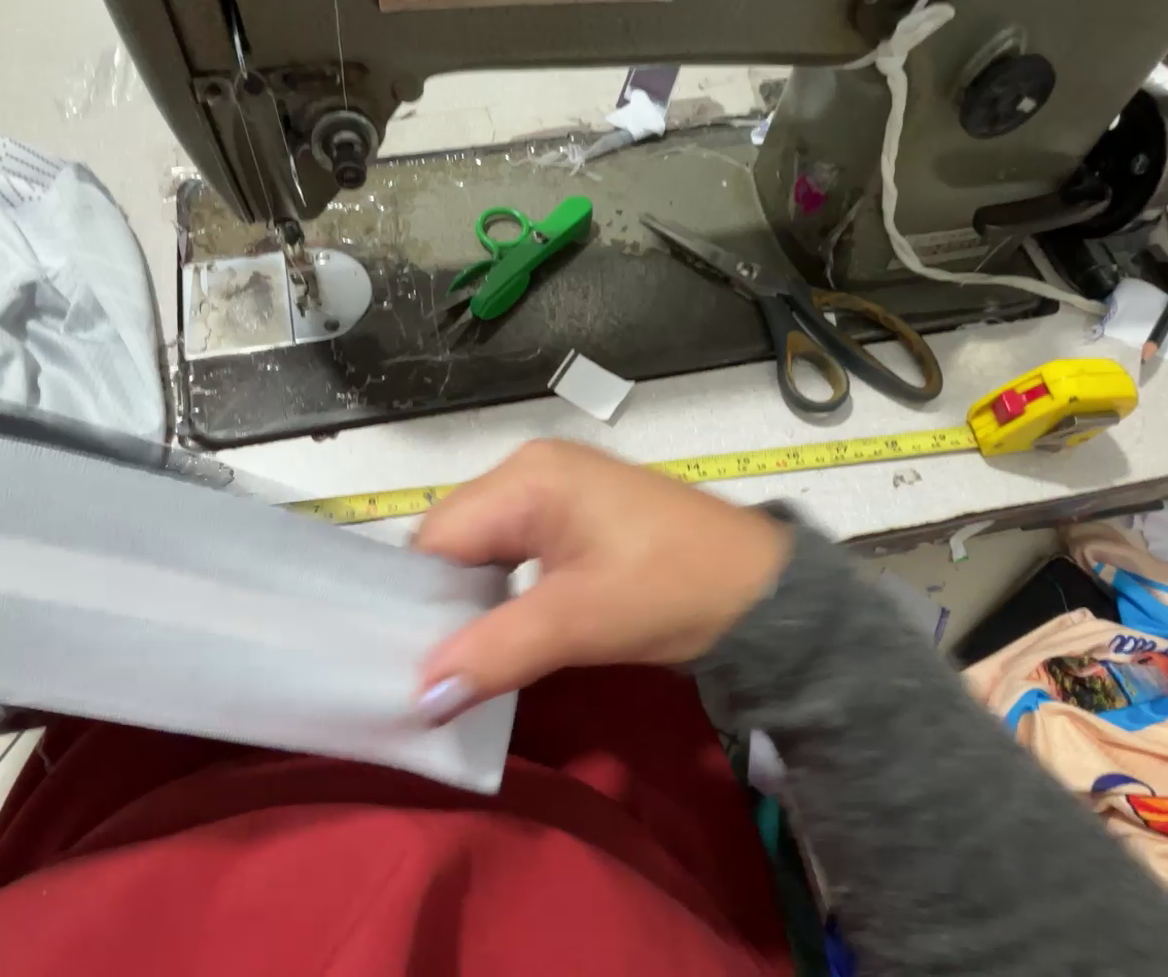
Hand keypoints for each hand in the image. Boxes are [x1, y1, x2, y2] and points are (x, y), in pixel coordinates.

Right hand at [411, 440, 791, 720]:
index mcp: (526, 478)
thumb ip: (493, 653)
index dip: (417, 598)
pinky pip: (515, 547)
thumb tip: (421, 699)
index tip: (402, 659)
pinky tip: (502, 625)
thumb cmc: (674, 591)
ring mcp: (556, 485)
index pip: (437, 536)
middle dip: (444, 599)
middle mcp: (531, 468)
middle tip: (432, 665)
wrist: (766, 592)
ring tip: (462, 652)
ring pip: (484, 545)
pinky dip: (503, 586)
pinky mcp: (577, 511)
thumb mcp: (578, 624)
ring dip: (473, 596)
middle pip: (456, 537)